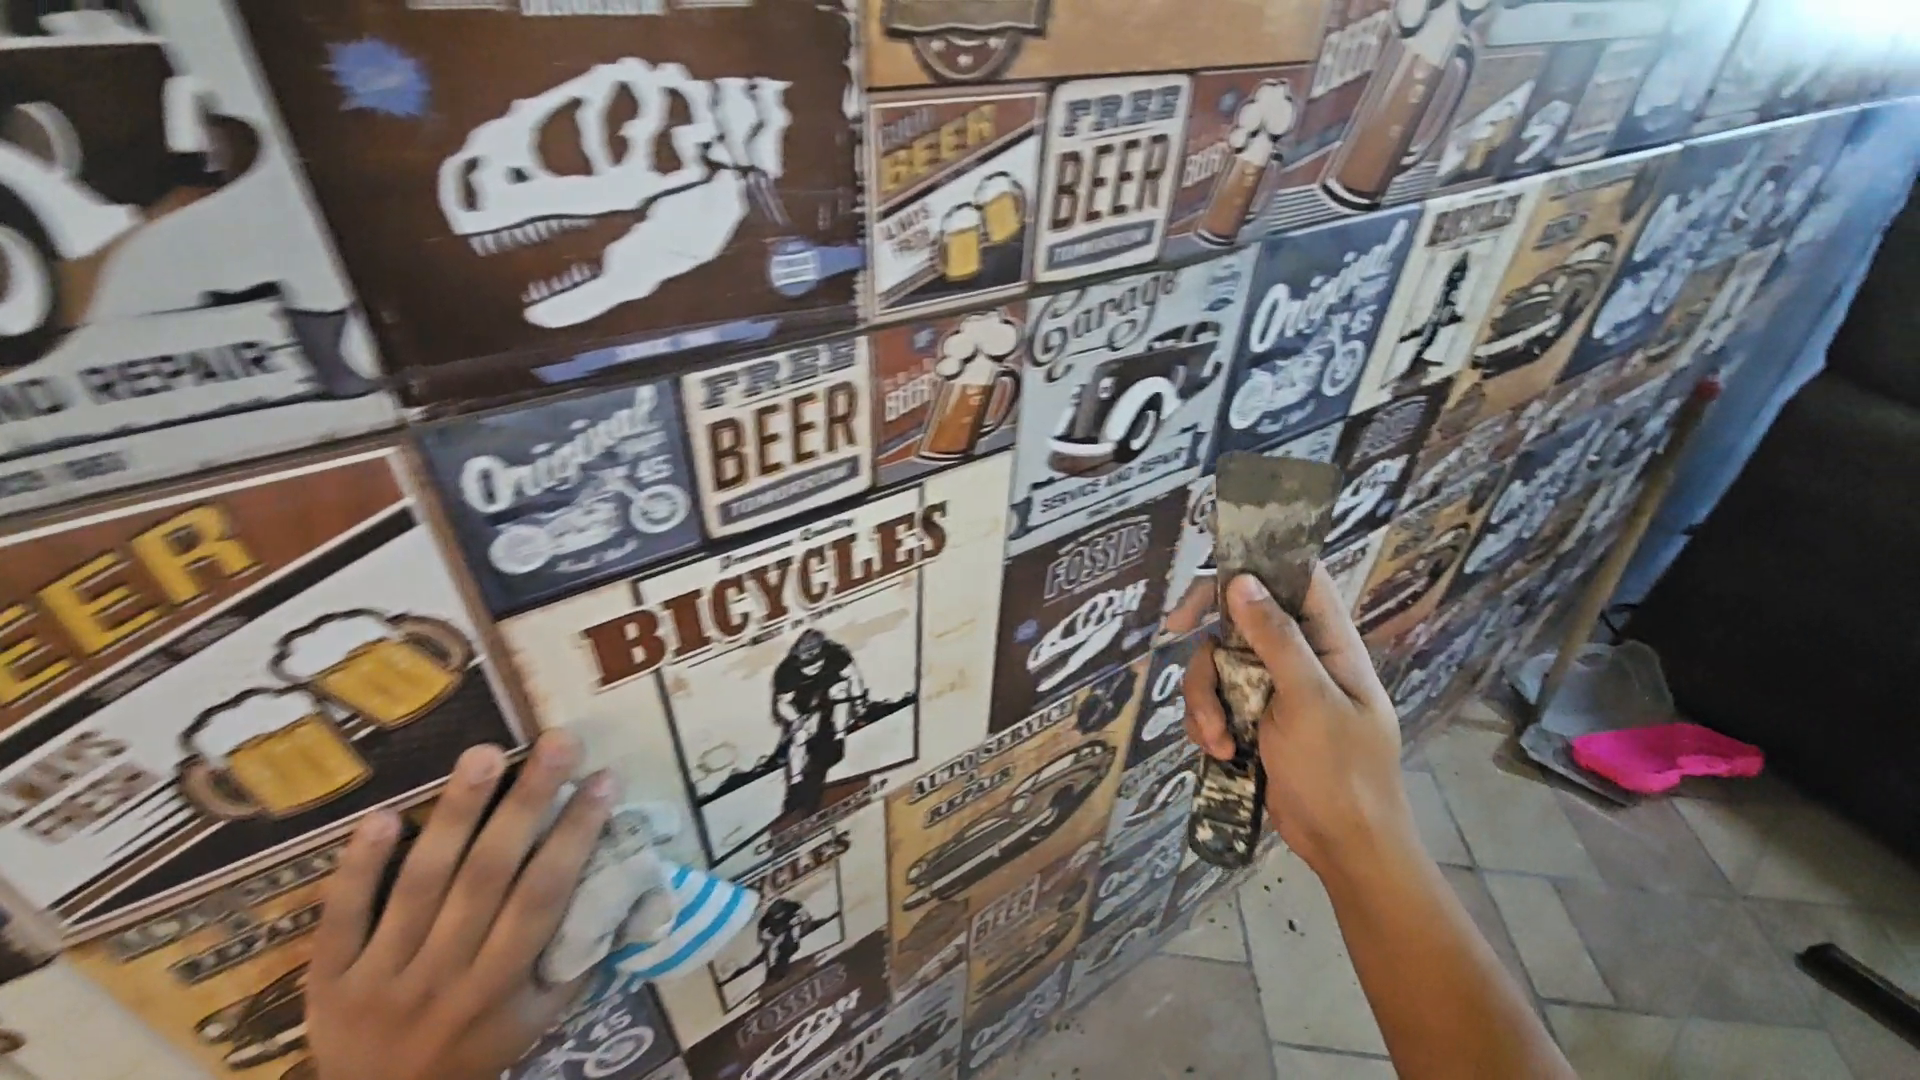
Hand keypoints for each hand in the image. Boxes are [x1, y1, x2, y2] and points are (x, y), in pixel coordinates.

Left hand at [307, 731, 614, 1079]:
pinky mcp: (327, 977)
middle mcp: (444, 974)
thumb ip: (579, 956)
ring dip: (457, 813)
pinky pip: (341, 917)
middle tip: (558, 742)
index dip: (576, 835)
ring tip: (486, 753)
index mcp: (500, 987)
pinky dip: (358, 867)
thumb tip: (629, 887)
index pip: (544, 897)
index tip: (603, 779)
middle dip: (528, 802)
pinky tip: (381, 814)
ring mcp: (381, 974)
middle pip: (489, 876)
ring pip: (423, 882)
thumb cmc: (477, 1052)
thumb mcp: (540, 1020)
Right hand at [1181, 567, 1415, 878]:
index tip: (1209, 581)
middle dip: (1208, 644)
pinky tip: (1216, 751)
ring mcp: (1273, 689)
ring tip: (1216, 740)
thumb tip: (1241, 579)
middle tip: (1172, 634)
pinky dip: (1205, 722)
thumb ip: (1276, 638)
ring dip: (1204, 698)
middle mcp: (1298, 656)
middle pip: (1238, 619)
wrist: (1344, 846)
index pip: (1293, 577)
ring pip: (1217, 664)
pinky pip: (1213, 701)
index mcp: (1328, 641)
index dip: (1251, 565)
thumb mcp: (1309, 701)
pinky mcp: (1252, 719)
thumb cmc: (1340, 772)